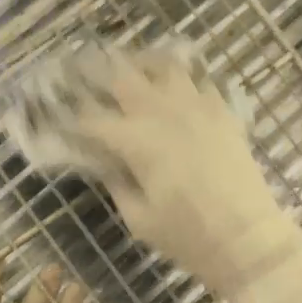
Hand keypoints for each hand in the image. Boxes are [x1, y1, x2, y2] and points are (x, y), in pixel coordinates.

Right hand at [24, 44, 301, 302]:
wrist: (250, 240)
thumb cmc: (188, 238)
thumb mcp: (139, 218)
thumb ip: (116, 183)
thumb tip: (104, 161)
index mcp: (137, 140)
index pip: (91, 118)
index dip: (67, 115)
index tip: (51, 112)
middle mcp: (164, 112)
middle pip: (122, 76)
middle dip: (95, 73)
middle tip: (77, 70)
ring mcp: (198, 106)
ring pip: (163, 65)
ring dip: (138, 63)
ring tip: (124, 66)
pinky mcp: (223, 113)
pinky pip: (197, 80)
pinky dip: (177, 76)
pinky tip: (170, 85)